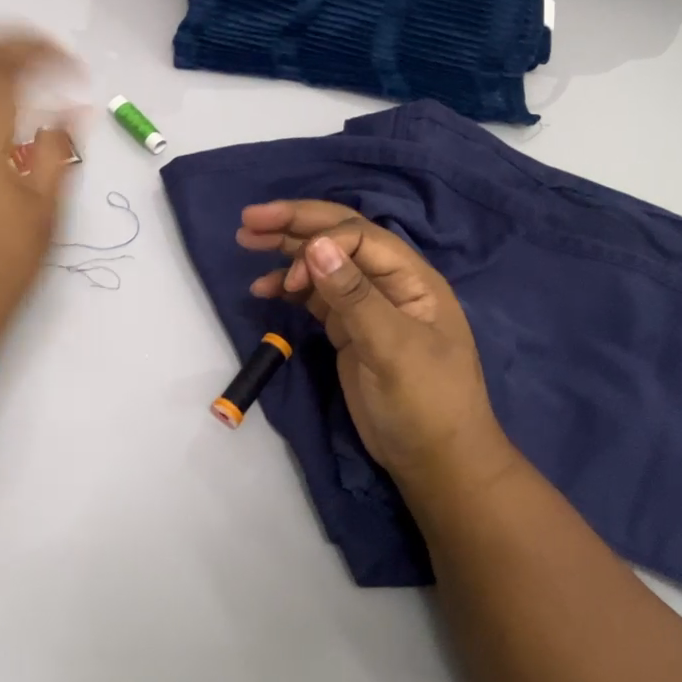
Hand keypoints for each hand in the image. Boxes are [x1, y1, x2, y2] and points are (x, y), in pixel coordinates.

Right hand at [237, 201, 515, 497]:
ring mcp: (367, 306)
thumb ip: (354, 296)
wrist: (436, 462)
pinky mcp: (348, 330)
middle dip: (294, 225)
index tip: (288, 277)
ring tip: (245, 241)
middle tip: (249, 219)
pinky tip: (263, 289)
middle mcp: (388, 282)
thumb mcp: (393, 348)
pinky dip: (287, 287)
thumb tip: (315, 245)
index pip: (359, 236)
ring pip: (321, 263)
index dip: (319, 242)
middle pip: (337, 237)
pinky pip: (313, 295)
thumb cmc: (427, 402)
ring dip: (285, 251)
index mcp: (411, 277)